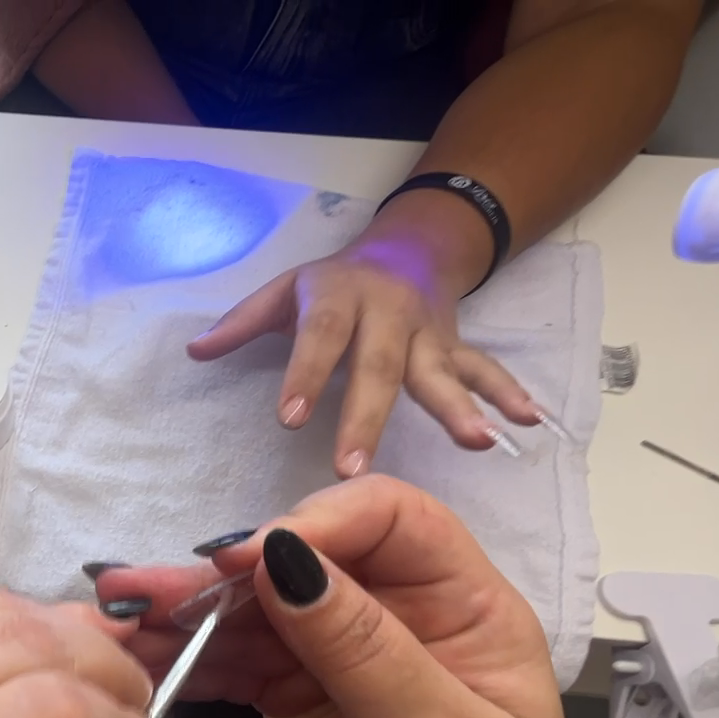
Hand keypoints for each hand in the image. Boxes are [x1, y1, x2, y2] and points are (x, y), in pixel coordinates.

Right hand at [93, 477, 574, 717]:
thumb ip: (358, 646)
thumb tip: (283, 557)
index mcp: (456, 602)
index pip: (389, 520)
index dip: (317, 522)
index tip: (245, 561)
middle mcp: (387, 607)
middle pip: (295, 559)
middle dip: (218, 573)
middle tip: (140, 586)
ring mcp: (329, 645)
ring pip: (249, 607)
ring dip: (184, 612)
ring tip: (119, 614)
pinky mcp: (285, 684)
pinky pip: (229, 657)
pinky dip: (186, 657)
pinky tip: (142, 657)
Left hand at [187, 192, 544, 476]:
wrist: (407, 247)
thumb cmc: (329, 285)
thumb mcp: (282, 293)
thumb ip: (239, 323)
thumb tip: (192, 350)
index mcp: (335, 299)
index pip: (320, 338)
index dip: (306, 375)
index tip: (290, 420)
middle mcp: (386, 313)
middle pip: (378, 368)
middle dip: (367, 418)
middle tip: (352, 469)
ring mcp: (426, 331)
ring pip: (439, 370)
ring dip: (458, 406)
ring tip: (477, 442)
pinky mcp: (455, 344)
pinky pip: (483, 367)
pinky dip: (506, 392)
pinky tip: (526, 423)